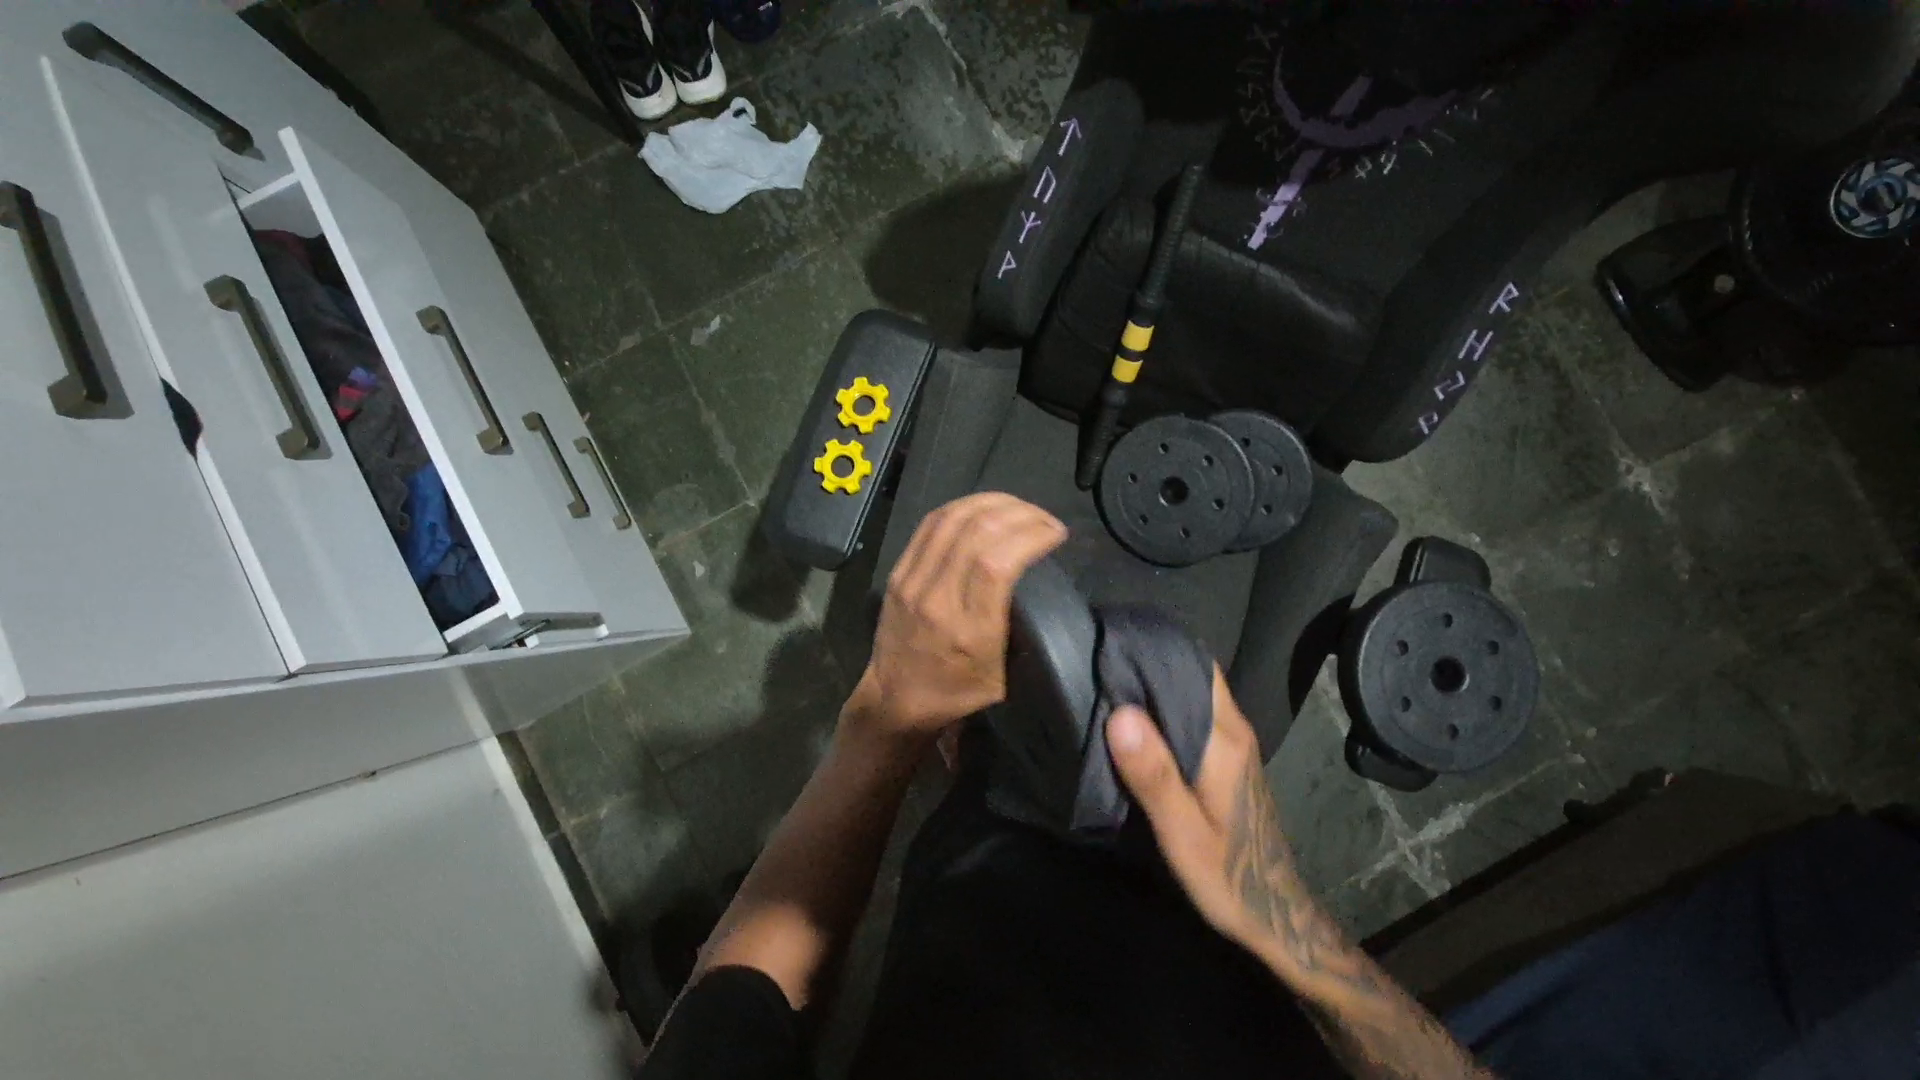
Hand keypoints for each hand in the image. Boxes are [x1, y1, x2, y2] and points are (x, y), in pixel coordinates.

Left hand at [850, 493, 1067, 743]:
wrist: (895, 699)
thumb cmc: (957, 693)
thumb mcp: (1003, 677)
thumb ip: (1022, 632)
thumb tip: (1048, 584)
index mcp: (969, 630)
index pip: (997, 563)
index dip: (1031, 535)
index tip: (1056, 533)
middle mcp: (938, 599)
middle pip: (978, 532)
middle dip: (1020, 514)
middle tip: (1044, 519)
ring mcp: (913, 581)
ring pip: (953, 519)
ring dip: (993, 503)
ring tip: (1021, 508)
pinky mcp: (898, 571)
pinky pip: (930, 524)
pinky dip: (963, 507)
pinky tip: (985, 508)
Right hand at [1106, 673, 1335, 973]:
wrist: (1274, 914)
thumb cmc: (1226, 875)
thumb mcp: (1181, 831)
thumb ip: (1153, 773)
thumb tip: (1120, 711)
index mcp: (1223, 740)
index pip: (1191, 669)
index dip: (1151, 650)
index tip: (1107, 643)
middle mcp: (1233, 730)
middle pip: (1193, 675)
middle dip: (1148, 661)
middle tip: (1097, 658)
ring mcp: (1234, 744)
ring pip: (1194, 693)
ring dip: (1156, 683)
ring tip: (1107, 679)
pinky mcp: (1228, 758)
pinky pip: (1194, 714)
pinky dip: (1165, 705)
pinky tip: (1134, 717)